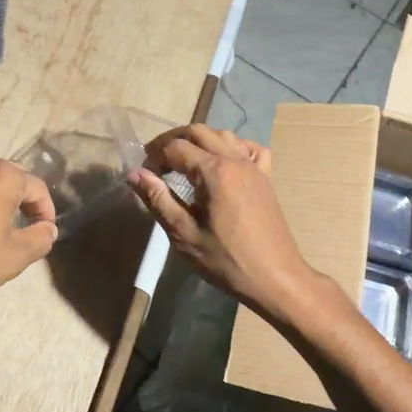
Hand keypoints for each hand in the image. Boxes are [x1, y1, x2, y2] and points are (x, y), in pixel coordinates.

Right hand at [126, 125, 319, 318]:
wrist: (276, 279)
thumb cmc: (227, 261)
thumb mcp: (184, 234)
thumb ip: (158, 200)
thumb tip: (135, 174)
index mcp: (214, 172)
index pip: (175, 148)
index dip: (154, 156)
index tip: (144, 174)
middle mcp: (235, 160)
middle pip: (198, 131)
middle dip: (172, 140)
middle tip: (155, 160)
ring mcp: (254, 166)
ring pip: (222, 135)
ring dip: (198, 139)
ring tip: (181, 158)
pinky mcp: (266, 177)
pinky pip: (248, 148)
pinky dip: (230, 146)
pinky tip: (221, 160)